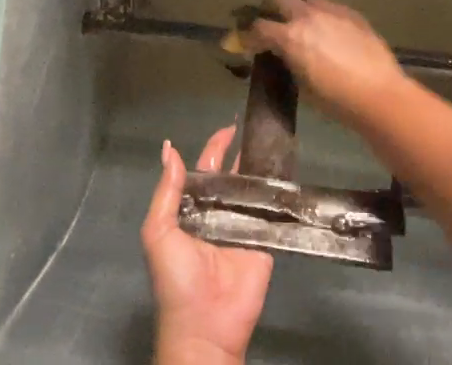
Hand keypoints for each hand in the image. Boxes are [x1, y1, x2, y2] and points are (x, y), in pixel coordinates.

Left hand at [142, 127, 273, 364]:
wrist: (205, 326)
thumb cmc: (176, 278)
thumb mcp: (158, 232)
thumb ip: (167, 191)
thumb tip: (170, 148)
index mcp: (191, 209)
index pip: (205, 170)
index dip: (215, 148)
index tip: (231, 126)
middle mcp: (218, 213)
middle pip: (232, 177)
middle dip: (242, 154)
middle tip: (260, 128)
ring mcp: (243, 227)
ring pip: (254, 191)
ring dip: (264, 171)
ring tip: (279, 144)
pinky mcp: (265, 242)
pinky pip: (273, 214)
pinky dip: (281, 197)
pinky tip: (292, 176)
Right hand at [242, 0, 408, 126]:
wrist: (379, 95)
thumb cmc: (336, 100)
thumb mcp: (301, 83)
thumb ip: (287, 60)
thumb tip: (282, 53)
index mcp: (290, 36)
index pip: (258, 26)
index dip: (248, 34)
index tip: (246, 40)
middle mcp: (306, 15)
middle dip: (269, 4)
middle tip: (271, 18)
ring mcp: (330, 10)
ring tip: (298, 15)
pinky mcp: (350, 12)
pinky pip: (328, 2)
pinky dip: (320, 10)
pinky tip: (327, 26)